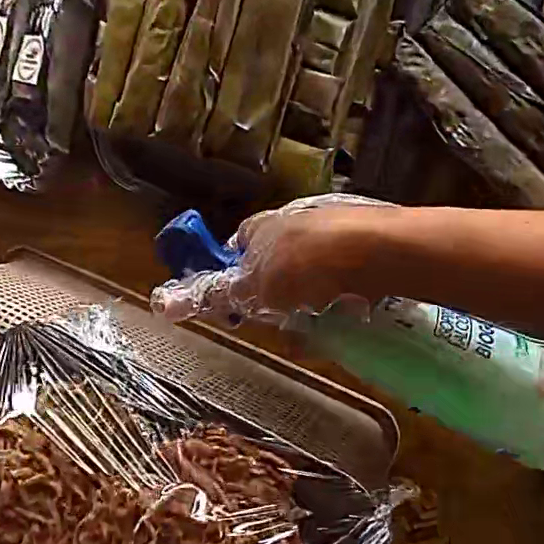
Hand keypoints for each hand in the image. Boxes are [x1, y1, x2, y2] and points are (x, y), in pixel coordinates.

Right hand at [153, 194, 391, 325]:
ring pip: (312, 274)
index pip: (236, 246)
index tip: (238, 304)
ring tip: (321, 322)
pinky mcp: (366, 246)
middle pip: (276, 263)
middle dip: (277, 295)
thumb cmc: (306, 266)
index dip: (234, 275)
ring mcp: (333, 231)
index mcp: (263, 224)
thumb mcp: (255, 286)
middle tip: (282, 319)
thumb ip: (219, 294)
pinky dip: (342, 298)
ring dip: (311, 300)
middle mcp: (296, 220)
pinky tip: (349, 313)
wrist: (376, 251)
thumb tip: (167, 303)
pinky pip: (345, 278)